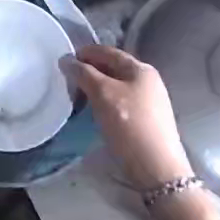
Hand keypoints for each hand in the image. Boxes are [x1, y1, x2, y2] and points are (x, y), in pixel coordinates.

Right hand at [61, 44, 193, 190]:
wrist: (156, 167)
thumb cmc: (128, 124)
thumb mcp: (102, 93)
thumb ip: (82, 72)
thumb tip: (66, 60)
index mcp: (141, 69)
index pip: (107, 51)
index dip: (84, 53)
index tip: (63, 61)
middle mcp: (147, 81)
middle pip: (111, 67)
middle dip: (88, 70)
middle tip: (66, 78)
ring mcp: (148, 100)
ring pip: (114, 84)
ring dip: (94, 86)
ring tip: (75, 94)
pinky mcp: (145, 118)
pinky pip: (119, 100)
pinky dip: (103, 99)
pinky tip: (93, 108)